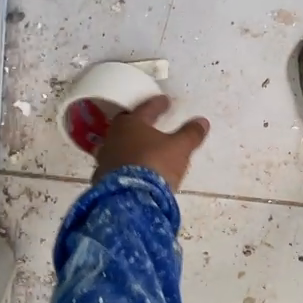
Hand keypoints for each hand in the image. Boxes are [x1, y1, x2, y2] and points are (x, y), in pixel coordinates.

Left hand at [92, 96, 210, 191]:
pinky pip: (114, 167)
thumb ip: (190, 134)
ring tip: (141, 150)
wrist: (129, 202)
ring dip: (129, 146)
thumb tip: (202, 121)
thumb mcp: (180, 148)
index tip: (165, 101)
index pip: (146, 108)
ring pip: (118, 147)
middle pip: (126, 126)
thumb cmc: (155, 165)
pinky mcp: (100, 181)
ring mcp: (104, 160)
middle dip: (139, 124)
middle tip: (149, 123)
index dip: (157, 104)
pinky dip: (124, 165)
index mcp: (131, 124)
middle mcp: (113, 138)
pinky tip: (132, 171)